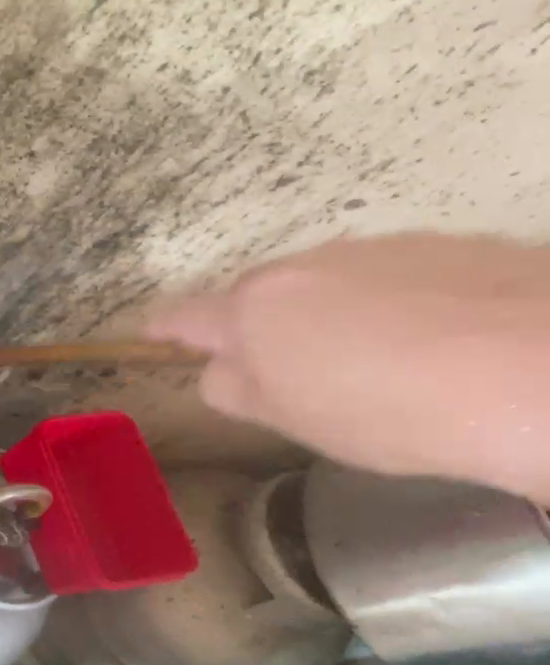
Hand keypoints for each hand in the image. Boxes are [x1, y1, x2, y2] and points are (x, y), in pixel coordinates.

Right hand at [148, 233, 549, 500]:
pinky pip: (401, 276)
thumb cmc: (386, 409)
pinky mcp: (460, 245)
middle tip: (287, 373)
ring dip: (333, 312)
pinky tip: (436, 343)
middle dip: (262, 324)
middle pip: (263, 294)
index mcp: (252, 307)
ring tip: (376, 361)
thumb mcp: (285, 419)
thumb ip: (235, 388)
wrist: (549, 374)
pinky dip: (399, 303)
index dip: (165, 330)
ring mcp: (387, 248)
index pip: (184, 316)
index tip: (154, 338)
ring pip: (334, 281)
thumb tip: (225, 367)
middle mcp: (309, 264)